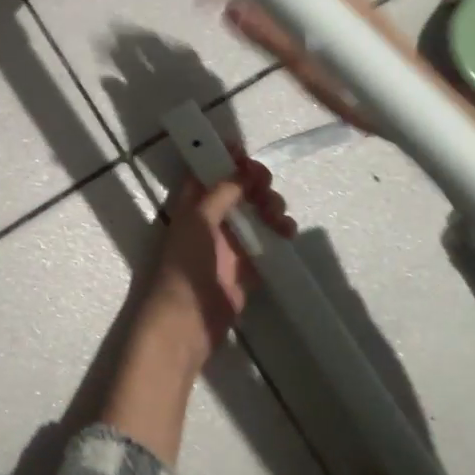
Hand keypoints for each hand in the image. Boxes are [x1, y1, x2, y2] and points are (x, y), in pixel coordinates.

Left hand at [103, 153, 295, 464]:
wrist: (186, 322)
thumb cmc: (186, 265)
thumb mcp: (200, 220)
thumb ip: (222, 193)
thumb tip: (245, 169)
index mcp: (190, 203)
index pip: (208, 169)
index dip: (226, 157)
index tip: (247, 152)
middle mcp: (209, 218)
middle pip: (237, 189)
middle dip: (255, 183)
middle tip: (266, 189)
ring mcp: (228, 243)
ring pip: (255, 213)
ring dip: (270, 207)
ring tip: (278, 216)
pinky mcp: (245, 267)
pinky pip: (266, 242)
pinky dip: (278, 233)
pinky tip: (287, 233)